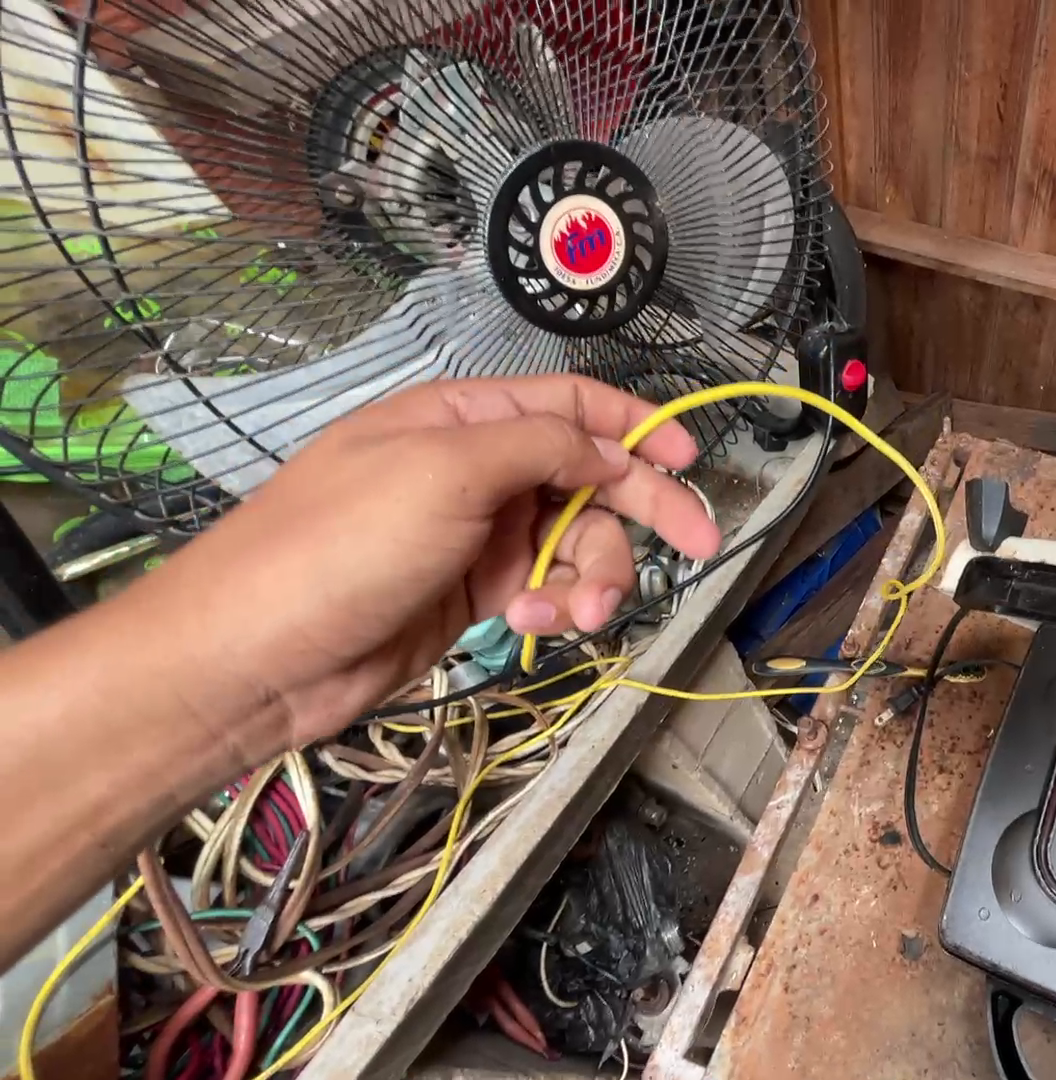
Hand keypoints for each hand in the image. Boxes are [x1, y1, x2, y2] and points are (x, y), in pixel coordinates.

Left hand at [123, 376, 721, 752]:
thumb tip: (613, 454)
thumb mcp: (445, 472)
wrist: (255, 662)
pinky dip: (558, 608)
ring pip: (583, 543)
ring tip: (573, 617)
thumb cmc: (340, 546)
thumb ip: (543, 447)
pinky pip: (555, 586)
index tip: (691, 458)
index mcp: (469, 421)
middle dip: (647, 513)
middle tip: (702, 544)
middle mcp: (486, 471)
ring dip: (594, 579)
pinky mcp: (489, 588)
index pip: (574, 406)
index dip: (638, 427)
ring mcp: (489, 532)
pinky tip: (528, 628)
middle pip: (596, 480)